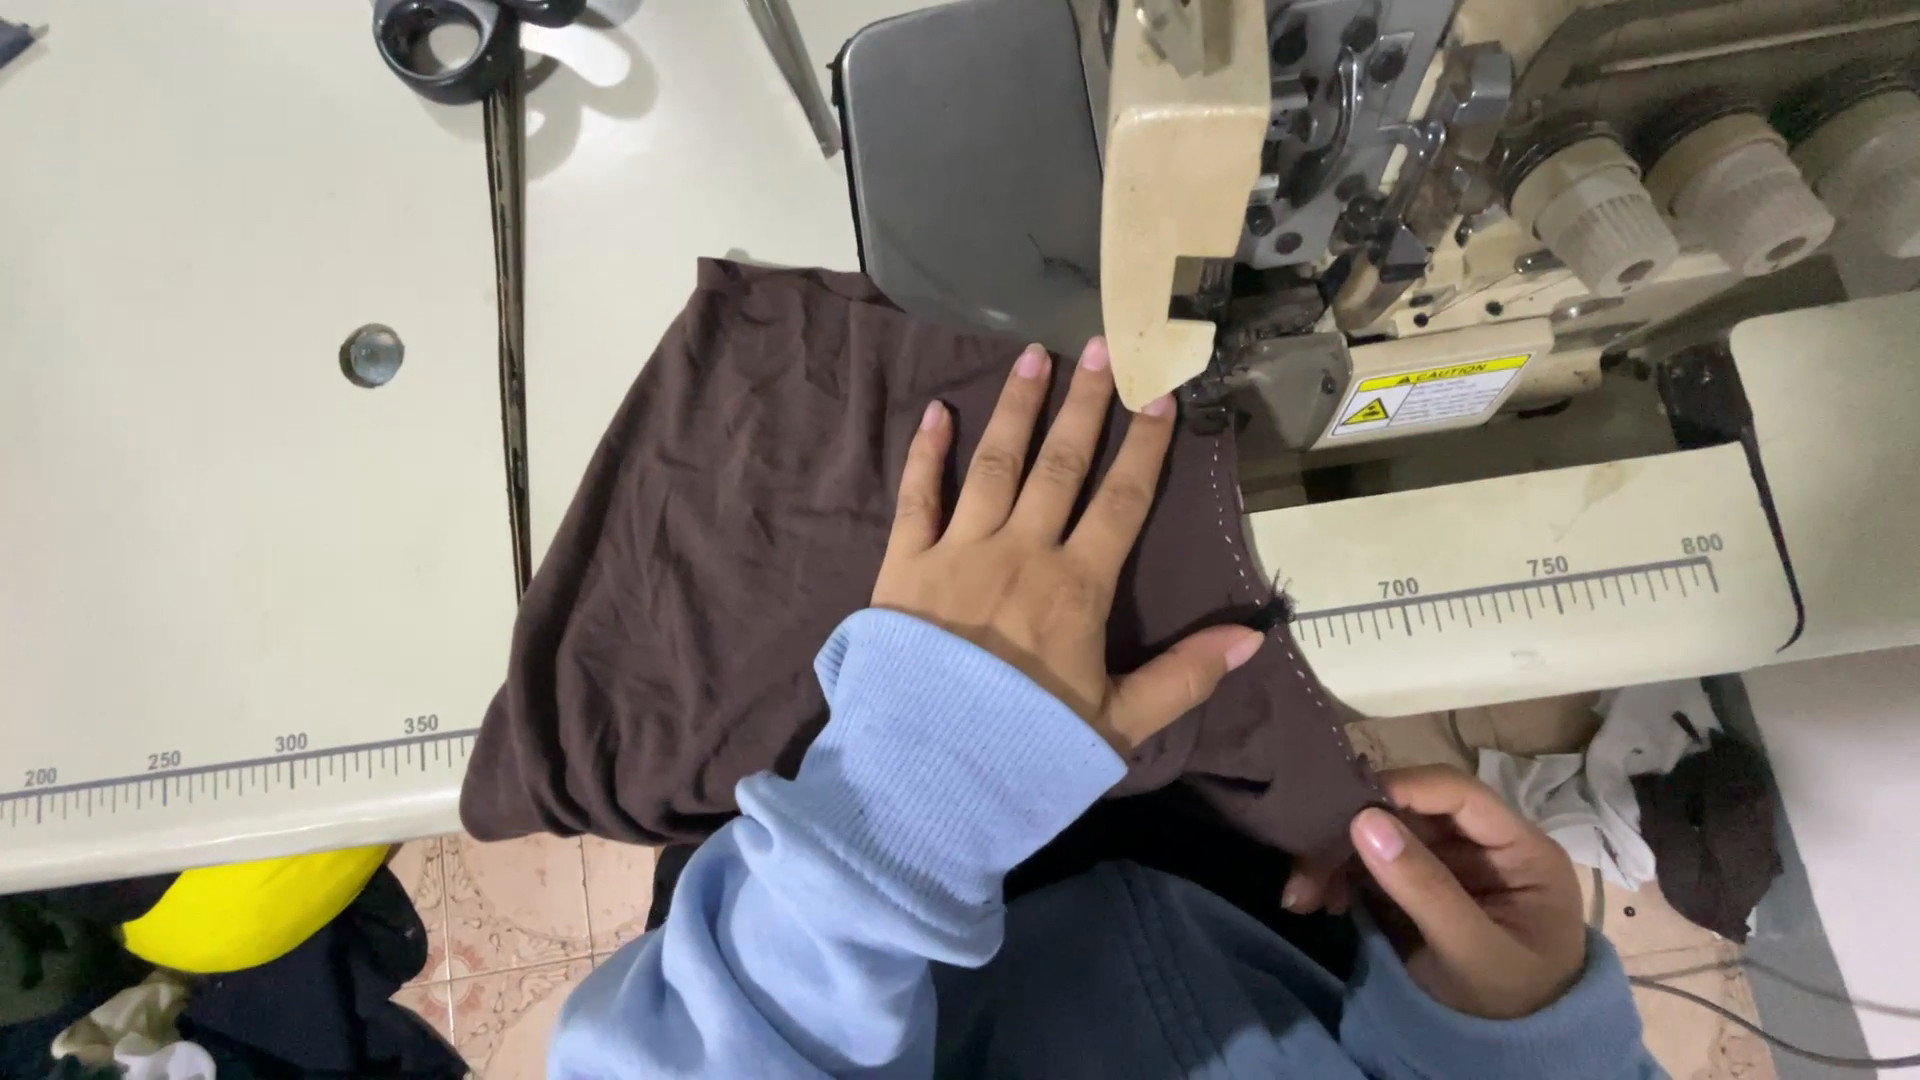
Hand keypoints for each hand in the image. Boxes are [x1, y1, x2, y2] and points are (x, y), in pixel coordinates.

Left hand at [871, 338, 1264, 753]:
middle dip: (1083, 404)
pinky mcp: (906, 562)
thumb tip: (1254, 636)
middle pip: (1059, 464)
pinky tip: (937, 410)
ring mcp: (959, 550)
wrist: (929, 768)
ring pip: (994, 464)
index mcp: (1075, 586)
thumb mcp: (1118, 723)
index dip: (1144, 445)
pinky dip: (926, 453)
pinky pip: (917, 496)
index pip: (1121, 500)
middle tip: (1099, 346)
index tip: (1158, 394)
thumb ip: (1185, 677)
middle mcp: (1020, 551)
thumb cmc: (1027, 745)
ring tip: (1032, 356)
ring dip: (1015, 408)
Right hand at [1283, 766, 1587, 1018]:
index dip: (1402, 788)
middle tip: (1307, 865)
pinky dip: (1332, 873)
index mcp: (1519, 850)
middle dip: (1350, 832)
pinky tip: (1316, 900)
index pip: (1456, 792)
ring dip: (1332, 856)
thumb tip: (1365, 819)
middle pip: (1403, 808)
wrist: (1505, 1060)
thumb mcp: (1474, 954)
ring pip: (1373, 829)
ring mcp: (1440, 857)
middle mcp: (1476, 842)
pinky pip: (1360, 855)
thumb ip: (1425, 887)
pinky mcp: (1406, 876)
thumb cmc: (1510, 1005)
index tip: (1348, 809)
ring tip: (1303, 894)